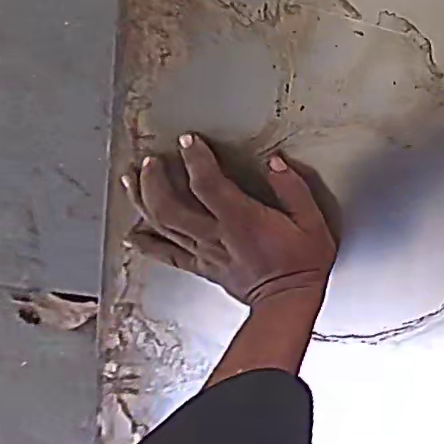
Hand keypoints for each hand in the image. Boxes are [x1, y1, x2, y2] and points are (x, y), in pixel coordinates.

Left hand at [123, 134, 336, 307]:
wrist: (290, 302)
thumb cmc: (303, 263)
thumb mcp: (312, 221)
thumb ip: (293, 189)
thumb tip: (276, 164)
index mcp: (242, 220)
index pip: (208, 184)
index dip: (195, 159)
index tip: (189, 141)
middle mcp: (217, 235)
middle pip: (170, 205)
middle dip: (154, 179)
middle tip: (150, 160)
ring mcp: (206, 252)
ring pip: (162, 225)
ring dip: (142, 201)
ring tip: (131, 180)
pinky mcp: (202, 267)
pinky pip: (167, 255)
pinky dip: (146, 244)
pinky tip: (133, 233)